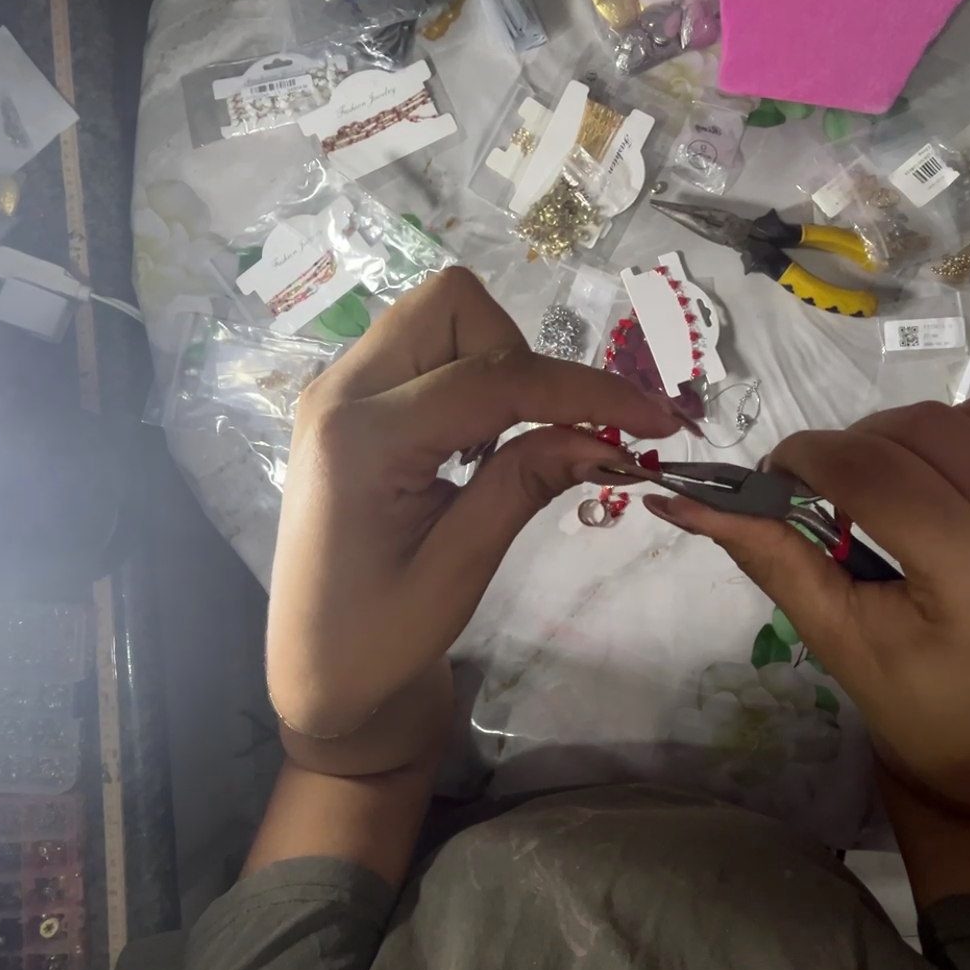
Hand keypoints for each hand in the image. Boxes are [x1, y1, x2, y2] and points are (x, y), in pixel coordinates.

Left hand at [267, 268, 685, 747]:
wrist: (315, 665)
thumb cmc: (379, 637)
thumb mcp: (460, 568)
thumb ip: (526, 484)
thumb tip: (604, 436)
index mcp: (360, 438)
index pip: (494, 379)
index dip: (585, 392)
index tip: (654, 418)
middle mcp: (339, 390)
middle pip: (453, 304)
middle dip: (521, 358)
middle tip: (538, 434)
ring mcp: (338, 388)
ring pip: (440, 315)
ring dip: (497, 362)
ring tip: (501, 443)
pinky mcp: (350, 400)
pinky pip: (424, 347)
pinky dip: (471, 373)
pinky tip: (472, 441)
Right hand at [644, 393, 969, 814]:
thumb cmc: (910, 705)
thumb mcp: (830, 632)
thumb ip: (764, 552)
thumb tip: (681, 500)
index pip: (879, 476)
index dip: (810, 456)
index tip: (774, 470)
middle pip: (924, 432)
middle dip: (852, 444)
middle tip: (819, 482)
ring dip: (907, 435)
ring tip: (880, 482)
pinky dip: (963, 434)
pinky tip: (938, 480)